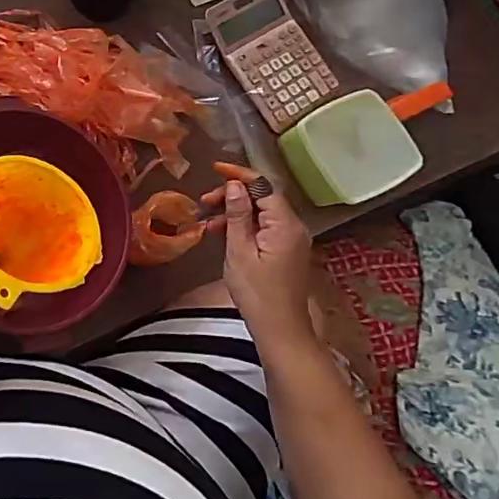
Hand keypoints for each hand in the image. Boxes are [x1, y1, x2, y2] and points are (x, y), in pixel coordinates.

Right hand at [203, 166, 312, 335]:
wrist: (280, 329)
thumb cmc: (256, 292)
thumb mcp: (239, 251)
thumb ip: (238, 215)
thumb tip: (234, 186)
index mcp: (285, 225)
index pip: (264, 187)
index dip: (240, 175)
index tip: (215, 169)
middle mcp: (294, 227)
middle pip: (263, 198)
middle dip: (233, 194)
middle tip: (204, 201)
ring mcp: (291, 240)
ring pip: (262, 213)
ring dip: (235, 211)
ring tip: (208, 220)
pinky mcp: (285, 251)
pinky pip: (264, 228)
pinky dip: (243, 226)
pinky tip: (221, 233)